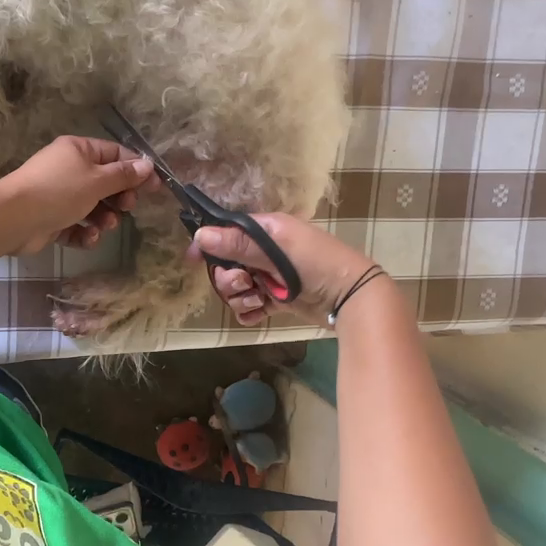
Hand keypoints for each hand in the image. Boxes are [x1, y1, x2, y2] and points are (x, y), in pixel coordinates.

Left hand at [0, 136, 159, 254]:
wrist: (15, 218)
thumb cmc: (60, 191)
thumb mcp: (97, 180)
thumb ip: (124, 175)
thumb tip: (147, 165)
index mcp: (78, 150)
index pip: (115, 155)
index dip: (136, 170)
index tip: (154, 187)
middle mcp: (69, 170)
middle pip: (105, 183)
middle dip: (119, 198)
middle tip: (127, 207)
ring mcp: (59, 196)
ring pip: (93, 207)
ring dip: (104, 218)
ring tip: (104, 225)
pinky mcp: (51, 220)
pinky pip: (76, 226)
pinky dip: (84, 233)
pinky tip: (87, 238)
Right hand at [189, 213, 391, 327]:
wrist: (351, 298)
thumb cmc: (317, 264)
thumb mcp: (277, 250)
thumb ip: (239, 244)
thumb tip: (201, 235)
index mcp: (266, 231)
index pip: (226, 233)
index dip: (210, 246)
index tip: (195, 260)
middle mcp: (265, 251)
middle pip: (227, 264)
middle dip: (229, 279)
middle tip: (246, 284)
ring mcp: (271, 276)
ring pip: (237, 288)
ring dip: (241, 298)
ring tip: (259, 301)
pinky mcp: (277, 298)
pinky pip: (250, 306)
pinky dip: (251, 312)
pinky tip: (260, 314)